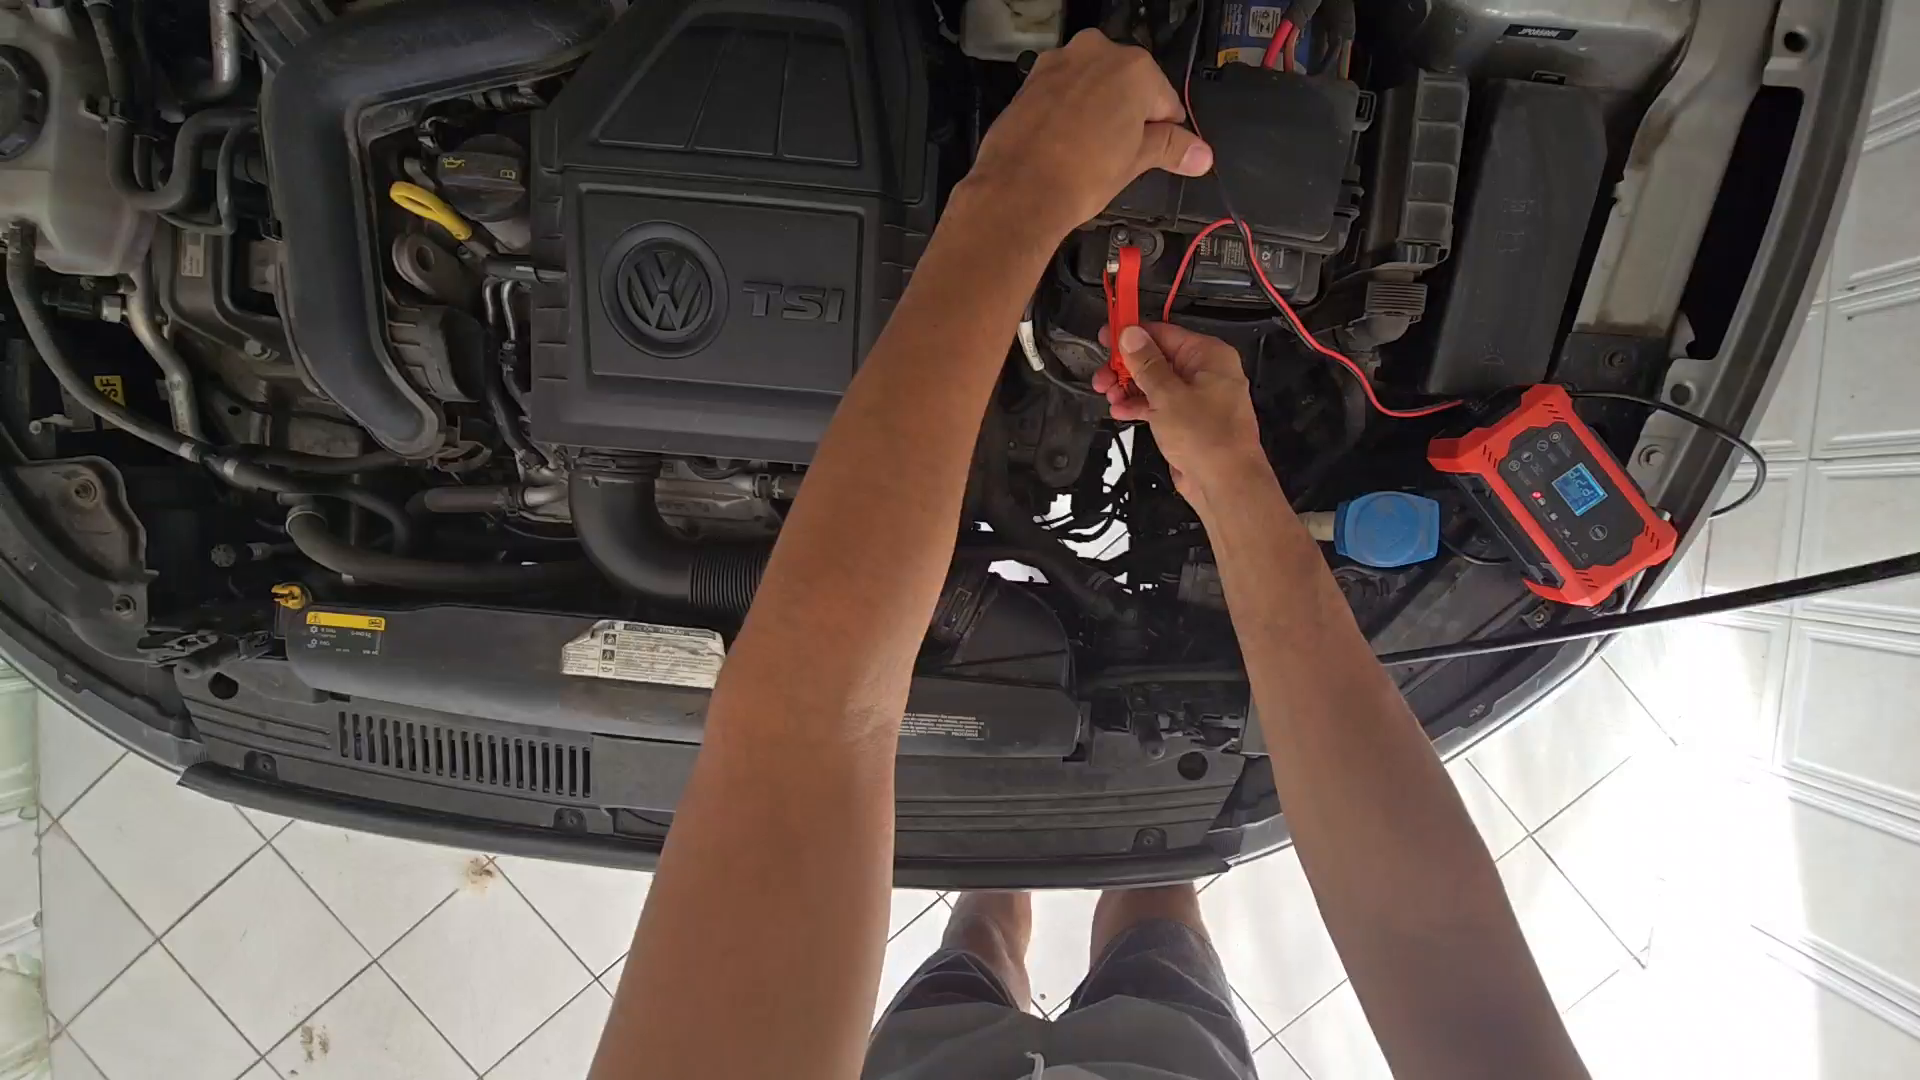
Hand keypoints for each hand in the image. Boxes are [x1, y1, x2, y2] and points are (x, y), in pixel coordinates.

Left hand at [957, 30, 1212, 240]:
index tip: (1160, 149)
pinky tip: (1063, 147)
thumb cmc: (1075, 177)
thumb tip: (1199, 154)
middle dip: (1127, 116)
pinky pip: (1060, 94)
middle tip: (1121, 156)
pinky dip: (1066, 114)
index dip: (1164, 130)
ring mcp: (1059, 65)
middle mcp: (1096, 53)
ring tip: (1089, 155)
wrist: (1018, 193)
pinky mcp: (1030, 82)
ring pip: (1090, 86)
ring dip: (1095, 113)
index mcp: (1134, 69)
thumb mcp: (1134, 162)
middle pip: (1126, 85)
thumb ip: (1170, 149)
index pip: (1165, 99)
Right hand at [1093, 323, 1266, 502]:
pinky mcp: (1186, 420)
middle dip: (1126, 367)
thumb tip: (1131, 335)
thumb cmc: (1210, 440)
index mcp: (1208, 356)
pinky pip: (1158, 404)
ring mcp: (1195, 398)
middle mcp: (1204, 374)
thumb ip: (1146, 364)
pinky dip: (1138, 406)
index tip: (1108, 335)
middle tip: (1103, 375)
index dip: (1132, 334)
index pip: (1163, 333)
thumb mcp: (1167, 395)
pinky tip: (1122, 411)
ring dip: (1128, 388)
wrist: (1223, 482)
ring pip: (1154, 383)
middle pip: (1155, 359)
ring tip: (1110, 395)